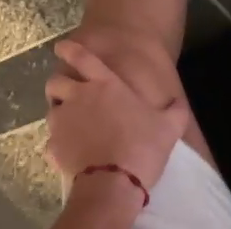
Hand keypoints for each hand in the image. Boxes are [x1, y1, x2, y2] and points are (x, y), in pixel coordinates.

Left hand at [43, 40, 188, 191]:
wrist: (115, 183)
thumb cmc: (142, 147)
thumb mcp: (168, 127)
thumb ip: (175, 110)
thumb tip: (179, 102)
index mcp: (104, 84)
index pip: (80, 56)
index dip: (68, 49)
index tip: (60, 47)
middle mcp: (78, 96)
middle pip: (55, 81)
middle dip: (57, 85)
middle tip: (65, 93)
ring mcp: (63, 120)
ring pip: (51, 110)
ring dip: (58, 115)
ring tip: (69, 127)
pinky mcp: (55, 146)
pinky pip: (51, 143)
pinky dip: (57, 147)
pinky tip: (67, 155)